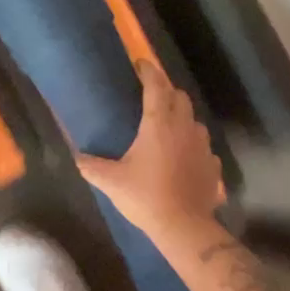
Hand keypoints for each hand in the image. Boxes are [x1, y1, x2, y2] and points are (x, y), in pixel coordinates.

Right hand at [76, 61, 223, 233]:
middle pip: (180, 97)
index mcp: (158, 125)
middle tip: (153, 96)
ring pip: (194, 121)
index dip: (149, 71)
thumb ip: (91, 167)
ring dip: (182, 118)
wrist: (183, 226)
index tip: (141, 64)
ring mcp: (202, 146)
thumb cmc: (145, 197)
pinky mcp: (212, 166)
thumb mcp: (111, 182)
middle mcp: (184, 128)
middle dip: (167, 91)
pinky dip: (193, 147)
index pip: (156, 86)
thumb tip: (77, 158)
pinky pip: (203, 148)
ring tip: (169, 128)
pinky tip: (184, 158)